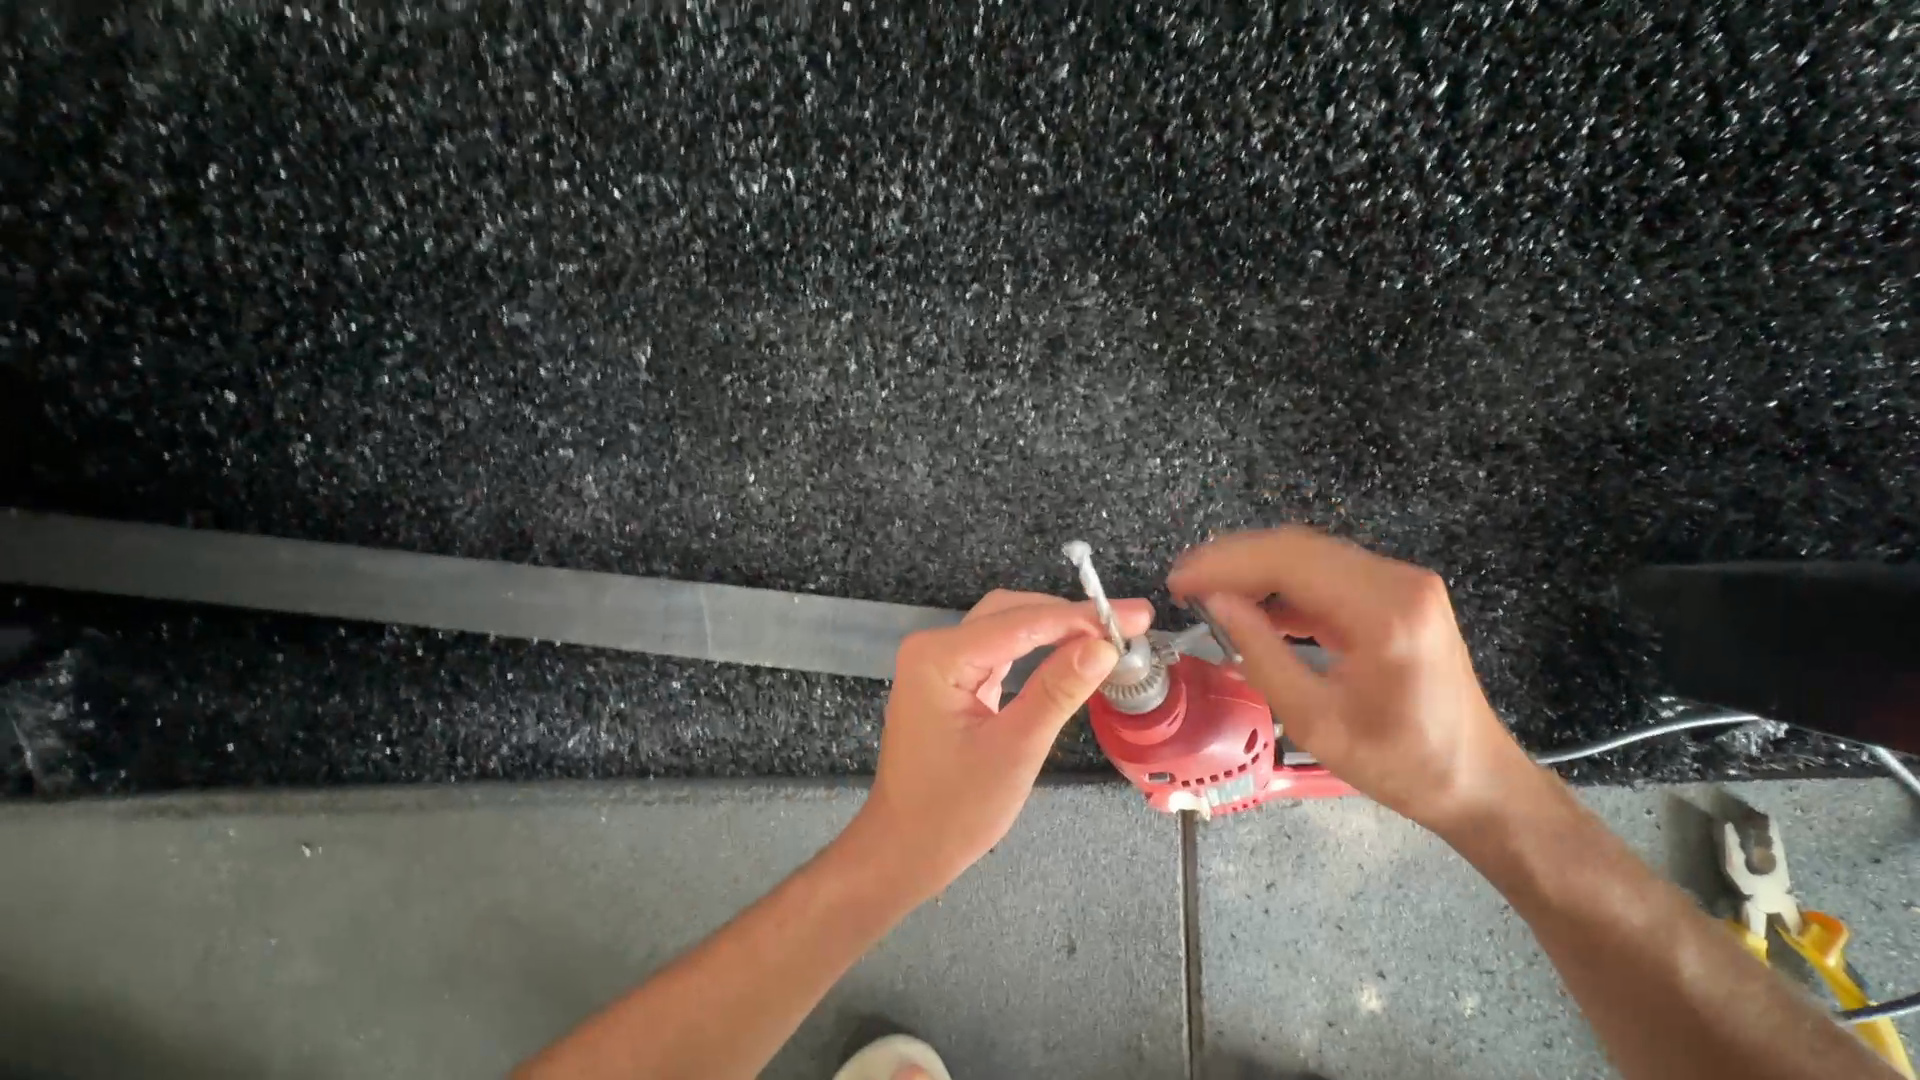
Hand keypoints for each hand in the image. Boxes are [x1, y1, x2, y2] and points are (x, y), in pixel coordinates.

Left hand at [847, 589, 1152, 897]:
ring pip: (1007, 629)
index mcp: (939, 657)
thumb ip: (1057, 692)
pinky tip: (1070, 654)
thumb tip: (1103, 647)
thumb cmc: (954, 810)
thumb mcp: (1015, 749)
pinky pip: (1000, 653)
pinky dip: (1037, 651)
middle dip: (1070, 617)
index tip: (1136, 616)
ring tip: (1109, 636)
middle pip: (1012, 613)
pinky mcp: (951, 682)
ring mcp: (939, 665)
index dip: (1082, 616)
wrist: (905, 850)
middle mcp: (935, 649)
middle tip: (1127, 626)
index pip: (1022, 622)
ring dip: (1056, 630)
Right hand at [1168, 527, 1530, 832]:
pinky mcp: (1398, 595)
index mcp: (1383, 612)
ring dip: (1254, 568)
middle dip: (1233, 560)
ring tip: (1206, 590)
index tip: (1178, 581)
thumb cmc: (1399, 763)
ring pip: (1309, 555)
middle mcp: (1398, 581)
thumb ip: (1261, 654)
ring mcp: (1402, 584)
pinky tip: (1251, 605)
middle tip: (1184, 582)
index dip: (1224, 565)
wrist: (1477, 781)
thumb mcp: (1315, 720)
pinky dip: (1283, 585)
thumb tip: (1216, 603)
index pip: (1287, 561)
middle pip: (1297, 548)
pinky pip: (1328, 575)